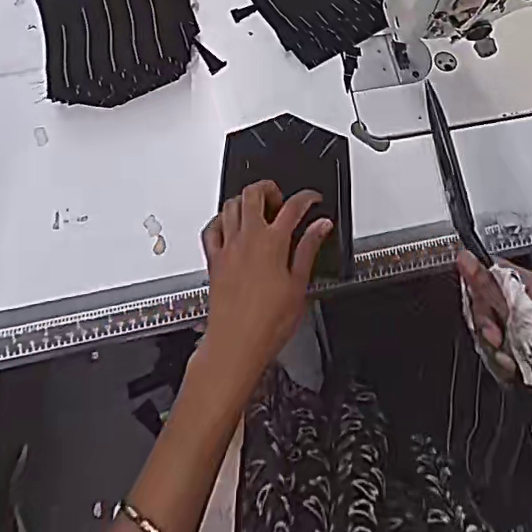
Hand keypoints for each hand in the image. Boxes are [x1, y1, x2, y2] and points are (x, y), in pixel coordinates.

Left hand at [200, 181, 331, 378]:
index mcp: (272, 242)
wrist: (236, 344)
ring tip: (257, 209)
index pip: (293, 206)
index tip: (312, 199)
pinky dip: (220, 220)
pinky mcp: (214, 260)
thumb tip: (320, 227)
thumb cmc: (268, 322)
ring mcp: (227, 247)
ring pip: (230, 205)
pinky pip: (211, 229)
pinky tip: (229, 226)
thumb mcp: (299, 285)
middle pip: (253, 193)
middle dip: (269, 188)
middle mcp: (247, 238)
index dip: (306, 198)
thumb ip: (308, 249)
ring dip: (245, 200)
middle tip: (280, 198)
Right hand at [457, 253, 531, 413]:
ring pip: (484, 327)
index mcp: (530, 285)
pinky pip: (491, 347)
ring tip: (512, 359)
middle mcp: (524, 302)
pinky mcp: (518, 346)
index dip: (477, 291)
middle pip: (481, 301)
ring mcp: (521, 325)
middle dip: (485, 325)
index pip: (486, 271)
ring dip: (492, 347)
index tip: (484, 312)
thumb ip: (489, 290)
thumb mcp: (522, 323)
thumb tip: (466, 258)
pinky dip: (497, 360)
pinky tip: (513, 369)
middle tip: (499, 338)